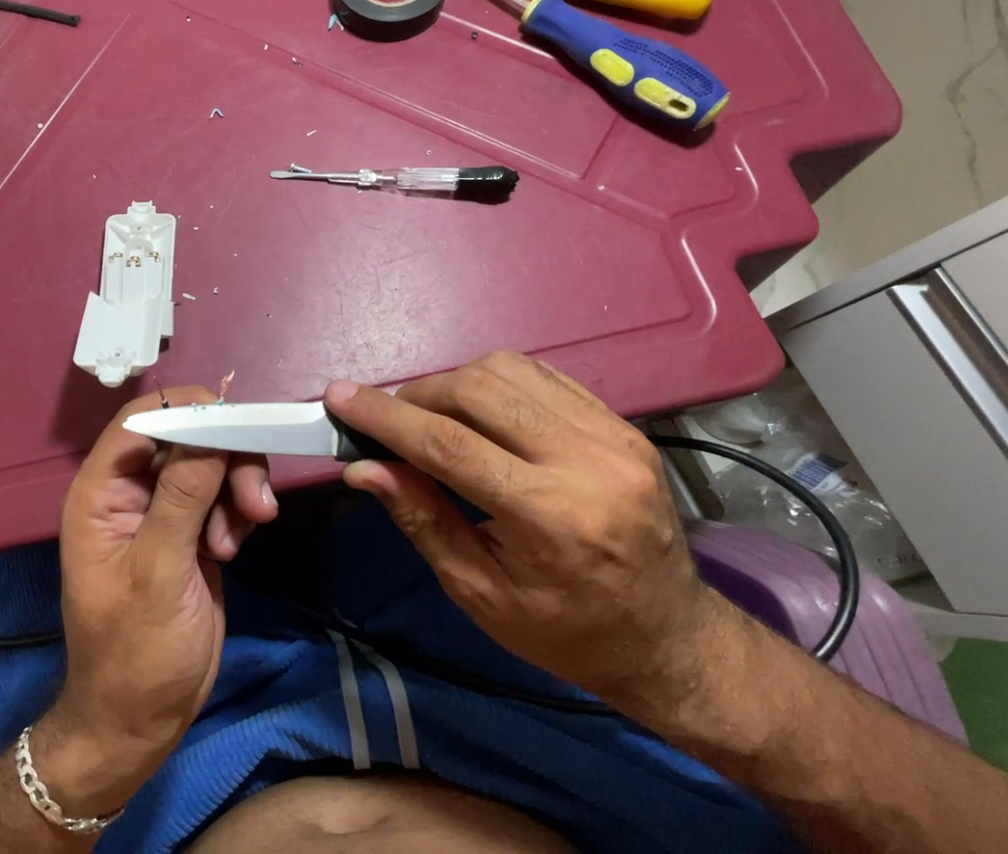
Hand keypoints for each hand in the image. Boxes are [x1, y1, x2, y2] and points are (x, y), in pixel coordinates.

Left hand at [41, 386, 274, 813]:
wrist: (142, 718)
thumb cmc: (136, 650)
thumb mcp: (159, 571)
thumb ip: (183, 495)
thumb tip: (209, 426)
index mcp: (101, 492)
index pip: (141, 421)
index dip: (188, 411)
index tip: (239, 424)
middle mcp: (129, 493)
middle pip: (185, 438)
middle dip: (226, 460)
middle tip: (255, 502)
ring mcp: (162, 513)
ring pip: (211, 466)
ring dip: (236, 491)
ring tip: (238, 539)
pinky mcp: (191, 534)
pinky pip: (222, 499)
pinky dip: (237, 514)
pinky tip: (235, 549)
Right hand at [323, 352, 716, 700]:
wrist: (669, 638)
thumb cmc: (565, 632)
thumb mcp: (479, 592)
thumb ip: (422, 518)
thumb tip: (364, 467)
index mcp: (552, 518)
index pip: (450, 444)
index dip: (386, 417)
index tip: (339, 397)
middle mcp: (589, 462)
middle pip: (478, 391)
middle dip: (416, 396)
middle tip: (386, 420)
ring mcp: (614, 436)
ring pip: (509, 370)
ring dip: (453, 384)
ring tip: (430, 417)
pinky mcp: (622, 425)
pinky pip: (541, 377)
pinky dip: (493, 384)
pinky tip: (476, 413)